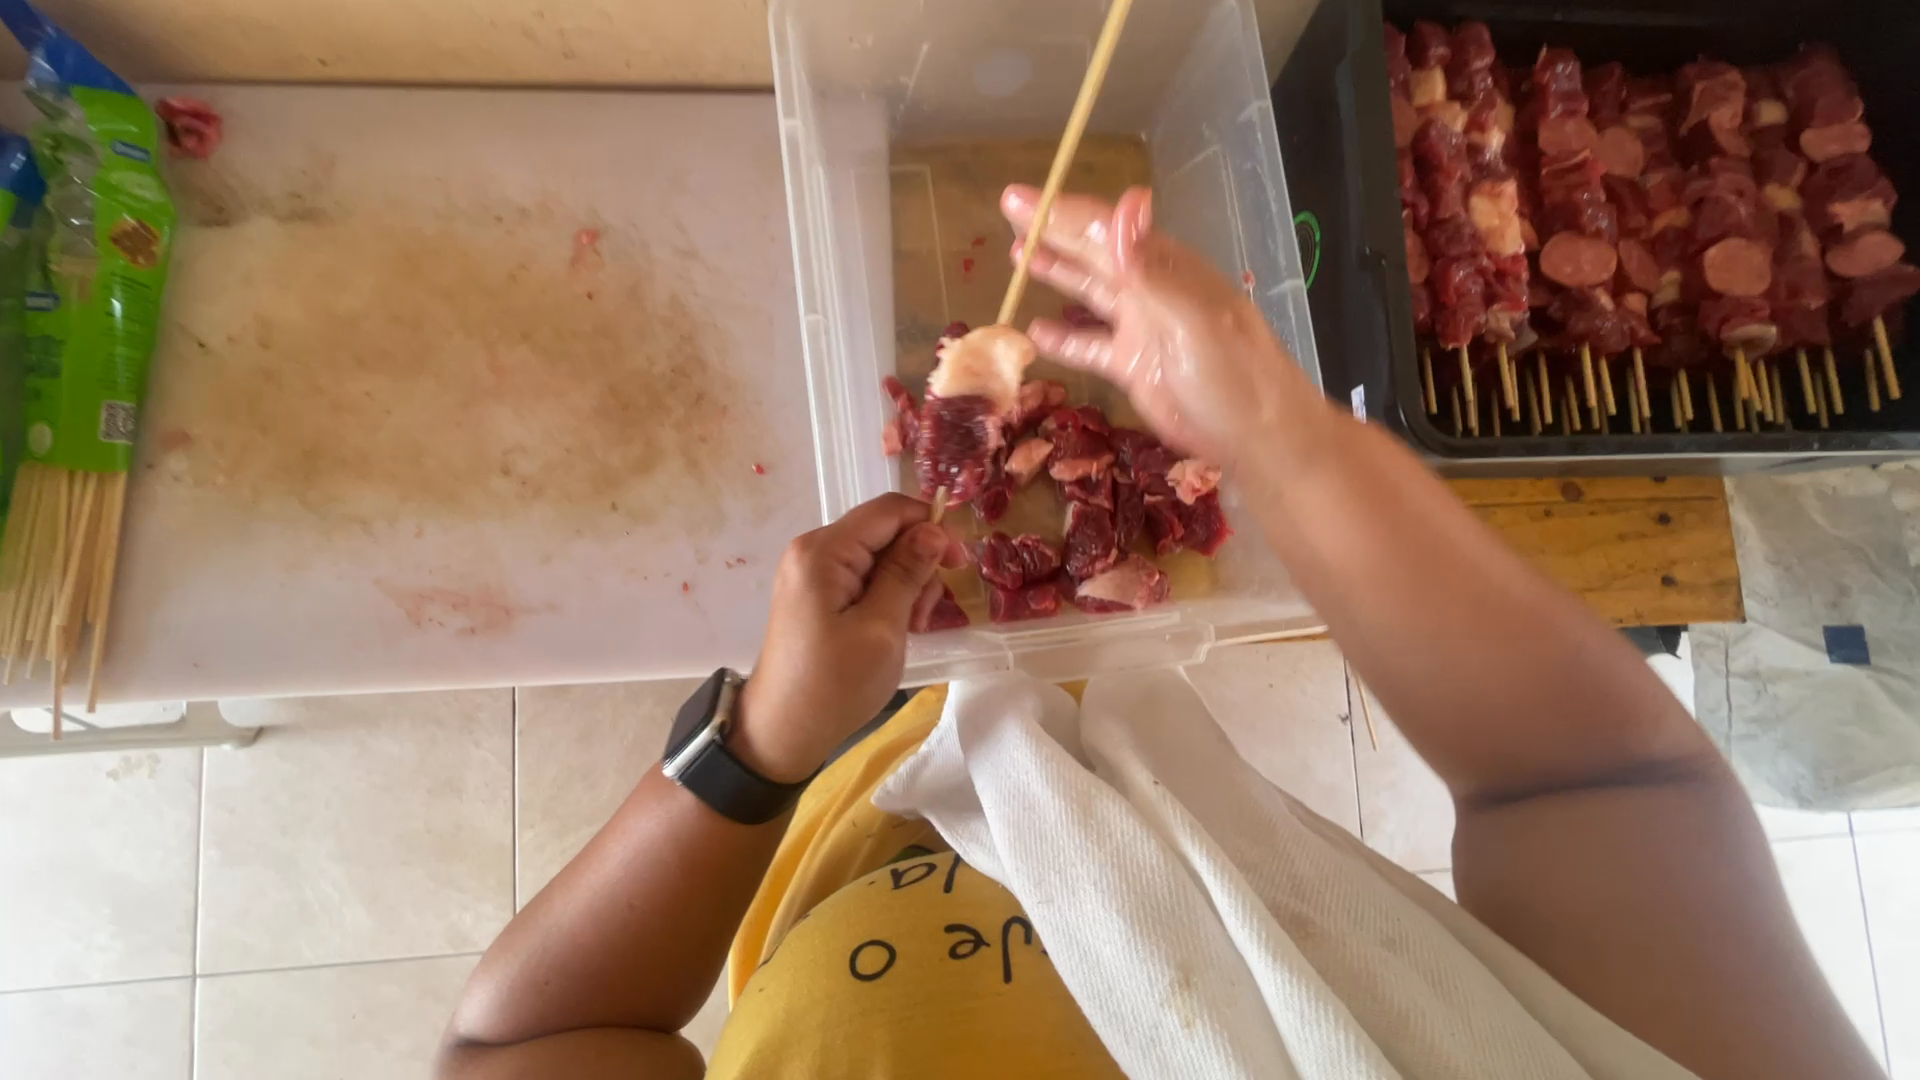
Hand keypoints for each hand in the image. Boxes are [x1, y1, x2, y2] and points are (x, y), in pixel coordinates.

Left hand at [731, 494, 967, 783]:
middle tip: (924, 615)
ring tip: (910, 629)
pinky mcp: (817, 592)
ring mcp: (812, 571)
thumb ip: (907, 573)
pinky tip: (893, 628)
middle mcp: (814, 549)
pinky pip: (863, 576)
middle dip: (917, 564)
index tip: (959, 564)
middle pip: (885, 531)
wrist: (782, 732)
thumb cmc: (834, 685)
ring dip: (906, 584)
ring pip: (879, 555)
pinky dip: (887, 596)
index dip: (931, 526)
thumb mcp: (882, 629)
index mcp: (824, 551)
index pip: (890, 510)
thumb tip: (934, 529)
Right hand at [1002, 184, 1323, 469]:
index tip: (1015, 199)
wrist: (1257, 435)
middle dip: (1052, 233)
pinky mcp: (1134, 367)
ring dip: (1057, 274)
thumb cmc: (1233, 374)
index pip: (1103, 231)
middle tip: (1010, 213)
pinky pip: (1090, 346)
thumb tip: (1124, 206)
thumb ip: (1152, 269)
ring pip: (1089, 293)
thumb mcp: (1193, 318)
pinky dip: (1064, 339)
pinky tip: (1036, 333)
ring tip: (1018, 258)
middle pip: (1092, 254)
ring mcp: (1141, 329)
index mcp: (1164, 269)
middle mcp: (1150, 290)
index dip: (1059, 214)